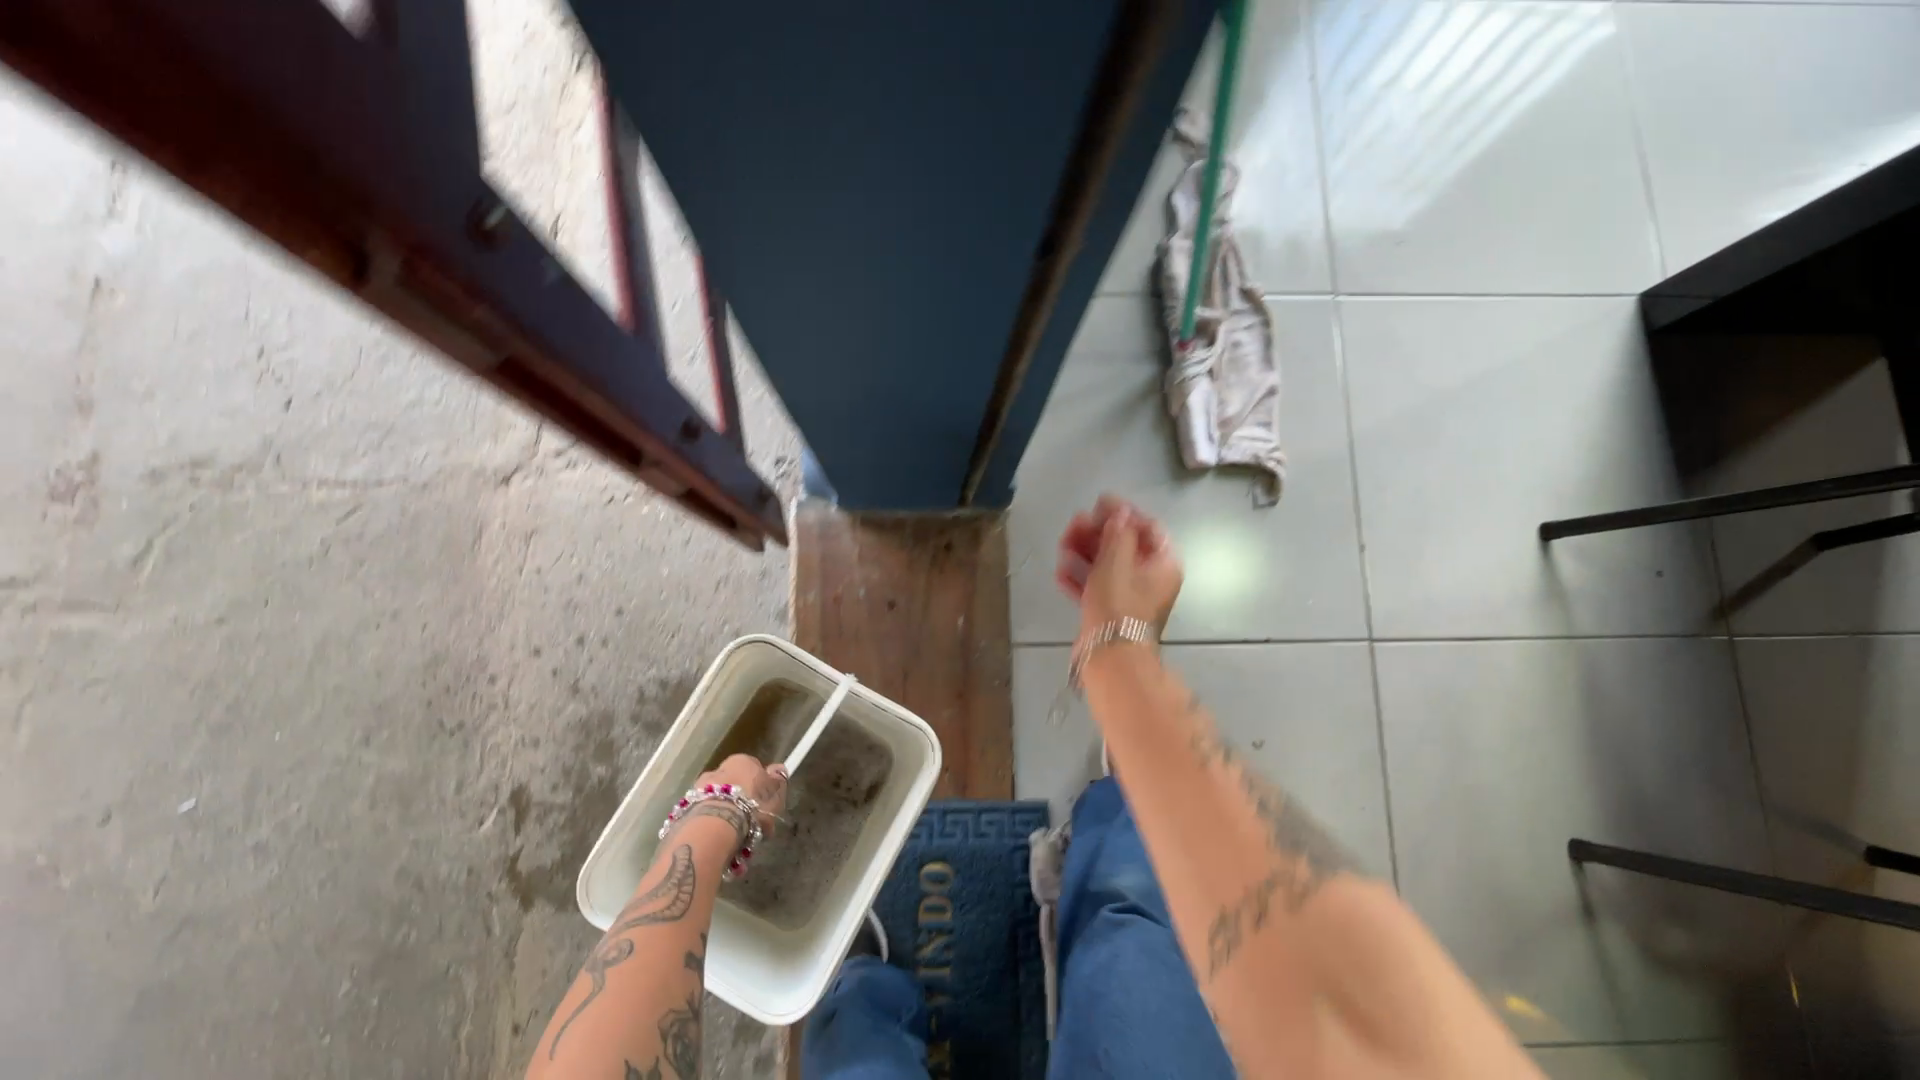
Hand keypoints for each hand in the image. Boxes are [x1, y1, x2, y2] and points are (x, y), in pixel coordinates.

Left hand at [685, 754, 787, 838]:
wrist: (715, 827)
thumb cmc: (753, 806)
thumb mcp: (776, 793)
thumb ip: (778, 780)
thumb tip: (778, 768)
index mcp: (741, 761)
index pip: (753, 768)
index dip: (760, 786)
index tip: (765, 803)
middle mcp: (717, 770)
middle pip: (732, 783)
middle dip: (739, 798)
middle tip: (749, 820)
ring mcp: (698, 789)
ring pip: (717, 799)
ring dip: (724, 811)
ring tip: (734, 834)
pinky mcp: (686, 809)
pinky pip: (704, 815)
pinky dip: (711, 823)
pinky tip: (719, 838)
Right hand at [1056, 494, 1182, 643]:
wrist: (1110, 658)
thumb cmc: (1119, 605)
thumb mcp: (1117, 561)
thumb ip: (1118, 533)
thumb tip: (1121, 512)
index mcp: (1163, 564)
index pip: (1148, 528)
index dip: (1124, 513)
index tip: (1099, 504)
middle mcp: (1150, 579)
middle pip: (1124, 546)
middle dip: (1097, 533)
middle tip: (1074, 524)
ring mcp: (1129, 597)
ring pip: (1106, 566)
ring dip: (1083, 552)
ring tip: (1062, 545)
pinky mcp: (1110, 612)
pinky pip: (1095, 587)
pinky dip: (1079, 578)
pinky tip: (1060, 572)